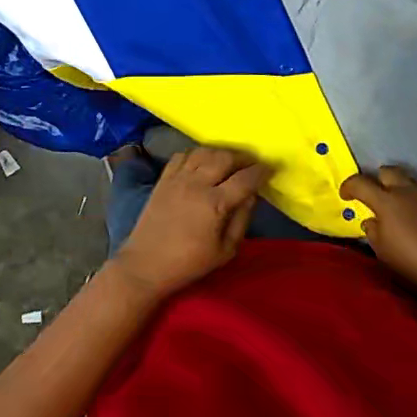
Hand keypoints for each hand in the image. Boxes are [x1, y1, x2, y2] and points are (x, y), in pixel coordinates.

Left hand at [111, 148, 269, 298]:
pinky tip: (202, 161)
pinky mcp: (163, 179)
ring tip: (230, 160)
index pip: (245, 179)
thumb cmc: (189, 263)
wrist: (146, 265)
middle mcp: (196, 184)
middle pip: (225, 158)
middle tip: (252, 164)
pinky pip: (182, 156)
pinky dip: (196, 154)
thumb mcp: (225, 250)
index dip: (261, 171)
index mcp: (215, 203)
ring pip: (203, 152)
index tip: (270, 168)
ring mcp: (177, 178)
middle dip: (243, 157)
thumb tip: (252, 195)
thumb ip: (241, 219)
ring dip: (220, 152)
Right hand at [342, 167, 416, 302]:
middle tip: (376, 196)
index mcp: (386, 200)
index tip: (346, 195)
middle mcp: (408, 190)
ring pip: (411, 181)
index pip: (360, 183)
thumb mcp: (383, 252)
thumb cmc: (414, 262)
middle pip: (388, 171)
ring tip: (401, 208)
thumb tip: (372, 221)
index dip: (348, 186)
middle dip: (378, 180)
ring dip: (401, 189)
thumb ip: (373, 231)